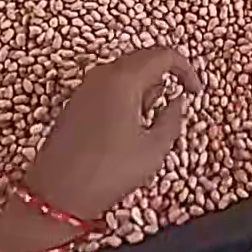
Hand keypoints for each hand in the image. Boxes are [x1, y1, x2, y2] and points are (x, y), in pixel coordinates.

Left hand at [21, 47, 201, 220]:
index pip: (164, 55)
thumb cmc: (109, 172)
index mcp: (124, 79)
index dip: (186, 69)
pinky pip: (110, 85)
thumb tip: (177, 100)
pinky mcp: (76, 102)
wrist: (55, 196)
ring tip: (152, 119)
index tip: (196, 91)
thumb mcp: (154, 148)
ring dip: (147, 86)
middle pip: (144, 58)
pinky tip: (130, 124)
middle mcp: (103, 74)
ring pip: (126, 71)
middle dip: (167, 75)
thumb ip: (172, 118)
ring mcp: (86, 87)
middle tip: (179, 100)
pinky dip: (128, 94)